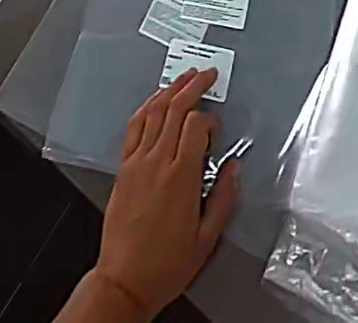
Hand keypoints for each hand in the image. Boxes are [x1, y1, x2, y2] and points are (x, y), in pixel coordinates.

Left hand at [89, 67, 237, 317]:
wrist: (123, 282)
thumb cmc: (164, 265)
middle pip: (175, 109)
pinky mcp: (124, 168)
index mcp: (180, 178)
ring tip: (185, 77)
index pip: (195, 126)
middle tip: (207, 74)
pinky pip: (135, 126)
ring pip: (154, 111)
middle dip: (194, 86)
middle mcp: (157, 163)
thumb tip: (234, 168)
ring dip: (171, 89)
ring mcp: (137, 163)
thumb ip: (224, 198)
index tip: (216, 128)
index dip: (210, 119)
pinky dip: (147, 106)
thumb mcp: (207, 238)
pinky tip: (156, 99)